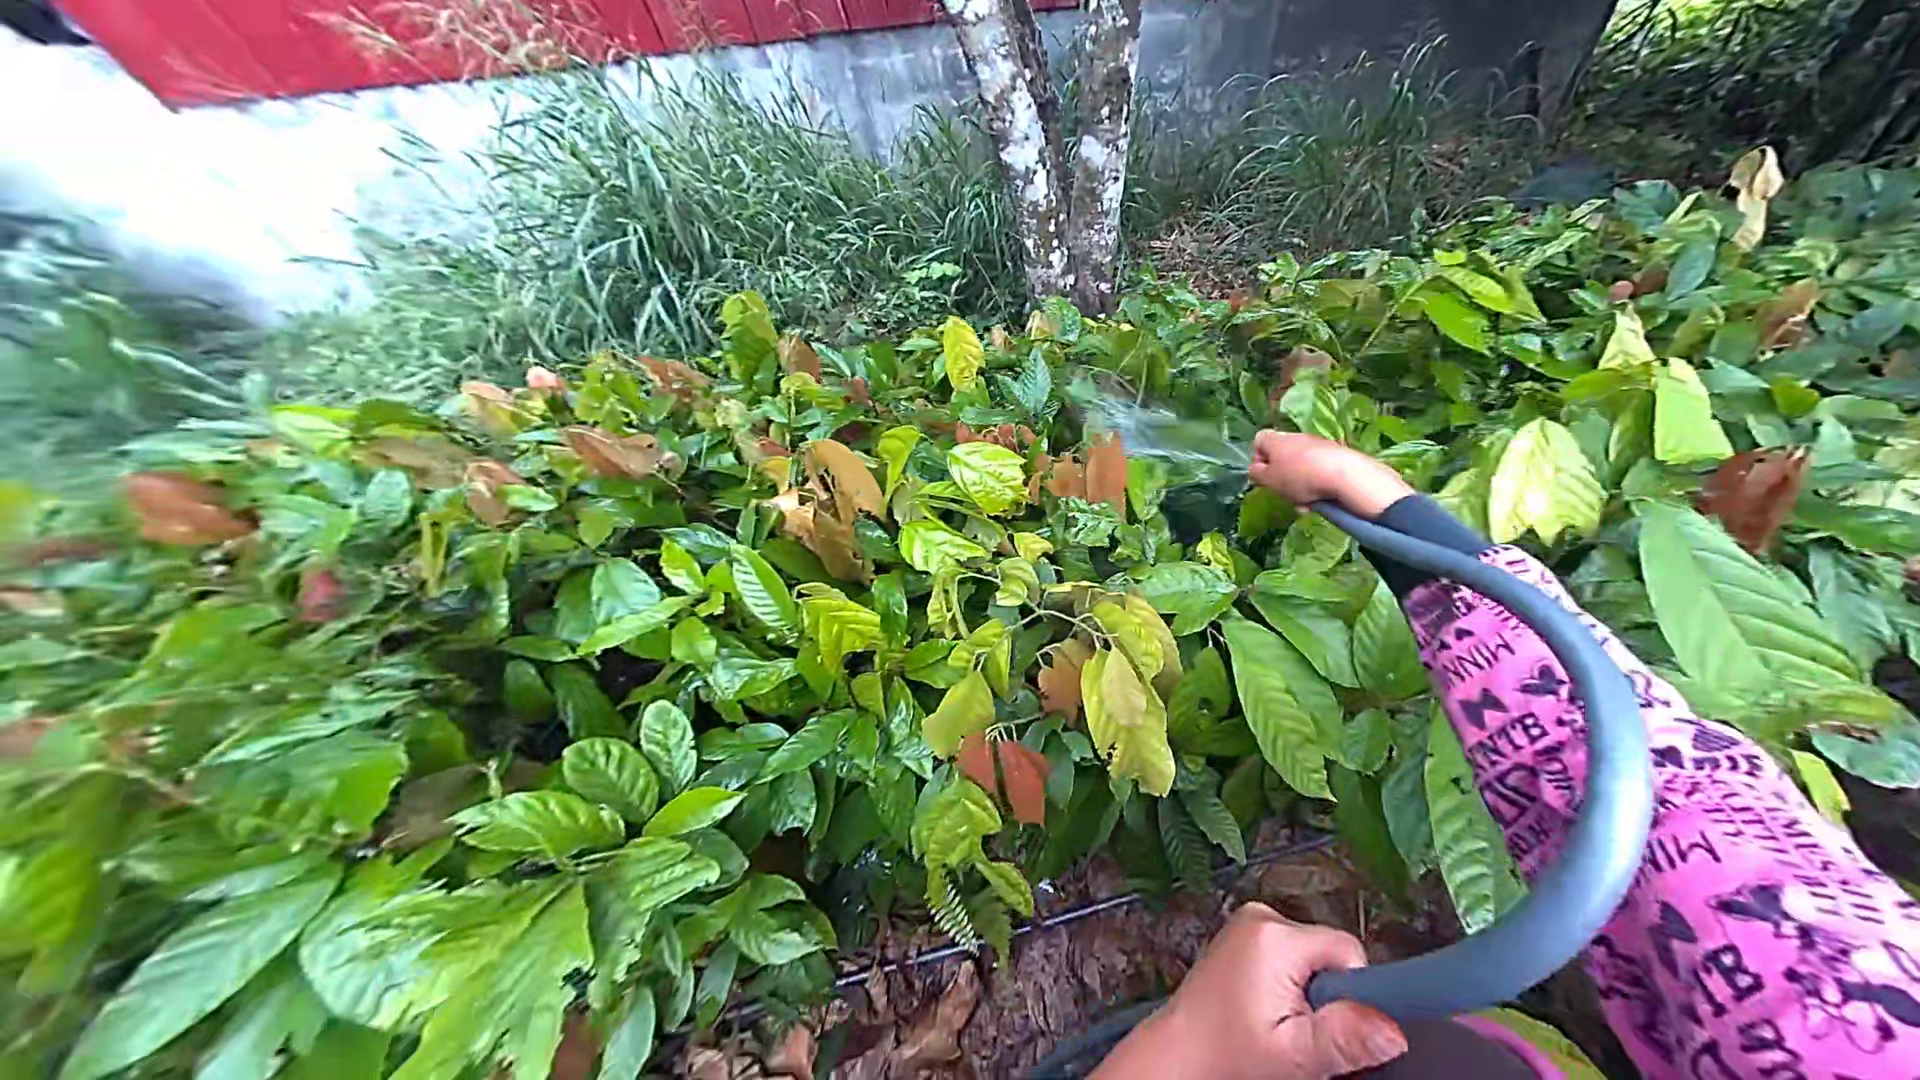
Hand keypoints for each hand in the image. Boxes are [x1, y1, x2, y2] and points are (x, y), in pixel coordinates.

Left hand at [1091, 903, 1406, 1079]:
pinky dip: (1287, 981)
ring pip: (1310, 955)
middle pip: (1328, 952)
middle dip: (1326, 994)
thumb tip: (1393, 1029)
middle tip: (1295, 1027)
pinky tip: (1264, 1006)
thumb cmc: (1230, 1053)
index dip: (1353, 992)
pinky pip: (1287, 953)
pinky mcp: (1242, 932)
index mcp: (1274, 935)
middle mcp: (1259, 915)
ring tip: (1276, 1019)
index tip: (1329, 1022)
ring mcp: (1247, 921)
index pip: (1349, 950)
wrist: (1182, 1050)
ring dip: (1305, 990)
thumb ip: (1345, 1037)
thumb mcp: (1295, 1055)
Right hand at [1248, 431, 1413, 518]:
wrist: (1346, 476)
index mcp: (1276, 440)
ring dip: (1298, 485)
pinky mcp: (1337, 455)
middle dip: (1280, 477)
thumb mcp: (1267, 480)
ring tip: (1303, 503)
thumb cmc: (1299, 477)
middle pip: (1281, 456)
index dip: (1257, 458)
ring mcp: (1319, 445)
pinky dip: (1316, 485)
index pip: (1258, 441)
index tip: (1261, 475)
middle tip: (1282, 492)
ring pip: (1300, 467)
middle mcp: (1296, 438)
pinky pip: (1318, 471)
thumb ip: (1256, 474)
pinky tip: (1319, 500)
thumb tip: (1256, 469)